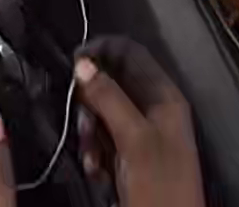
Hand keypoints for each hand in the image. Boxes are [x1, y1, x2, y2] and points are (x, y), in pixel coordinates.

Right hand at [74, 37, 206, 206]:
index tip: (74, 61)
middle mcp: (153, 110)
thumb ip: (108, 96)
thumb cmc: (160, 189)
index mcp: (164, 96)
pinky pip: (102, 140)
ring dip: (90, 130)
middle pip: (112, 81)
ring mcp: (141, 136)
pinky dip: (94, 152)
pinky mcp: (129, 160)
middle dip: (92, 98)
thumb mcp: (134, 139)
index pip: (130, 52)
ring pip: (103, 112)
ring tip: (91, 155)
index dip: (102, 50)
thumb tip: (81, 62)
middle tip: (81, 119)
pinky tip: (96, 171)